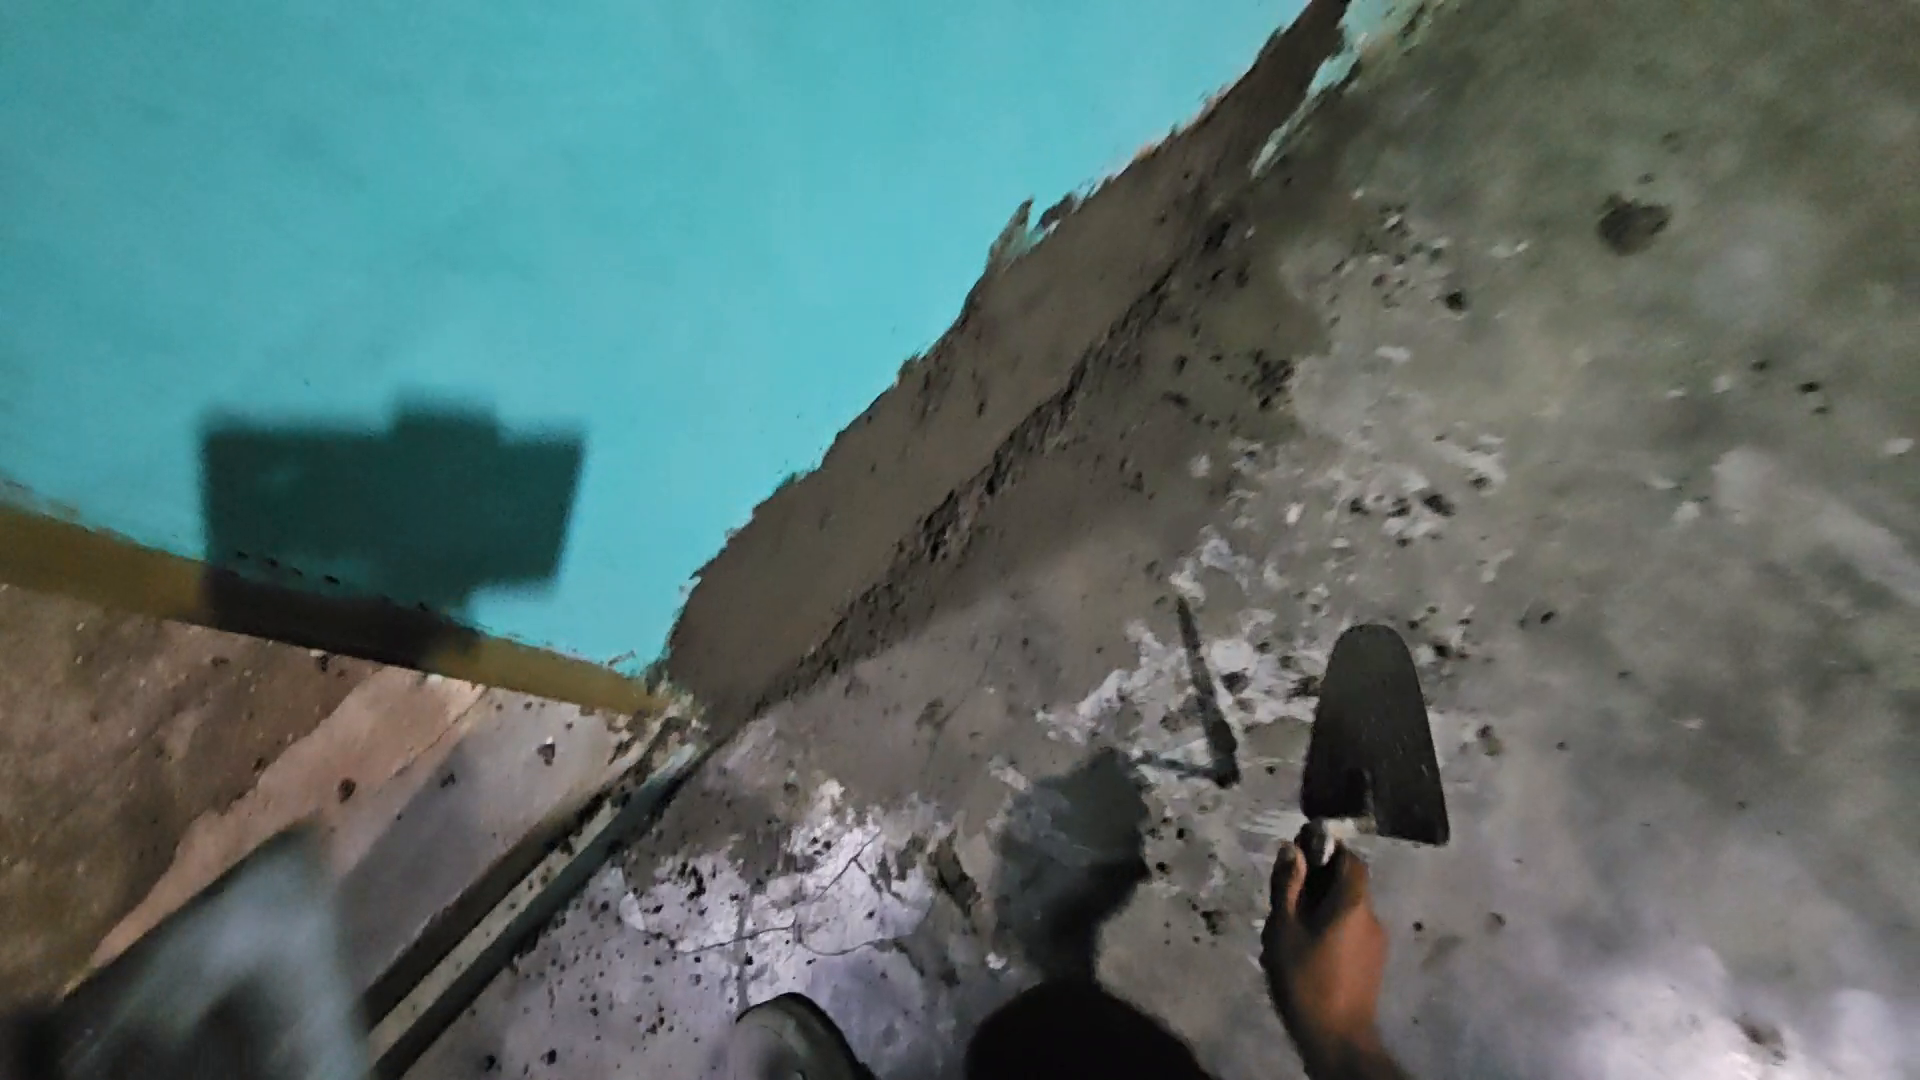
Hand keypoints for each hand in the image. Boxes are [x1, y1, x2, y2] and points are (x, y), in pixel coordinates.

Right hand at [1261, 826, 1400, 1077]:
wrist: (1337, 1040)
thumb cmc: (1306, 977)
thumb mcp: (1284, 926)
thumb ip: (1288, 885)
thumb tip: (1291, 848)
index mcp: (1353, 903)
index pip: (1351, 859)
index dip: (1328, 848)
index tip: (1300, 849)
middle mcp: (1371, 917)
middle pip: (1348, 882)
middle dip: (1318, 877)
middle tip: (1285, 886)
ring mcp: (1376, 943)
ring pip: (1347, 906)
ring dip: (1322, 902)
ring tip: (1289, 919)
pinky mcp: (1372, 963)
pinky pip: (1351, 928)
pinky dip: (1330, 923)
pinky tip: (1305, 942)